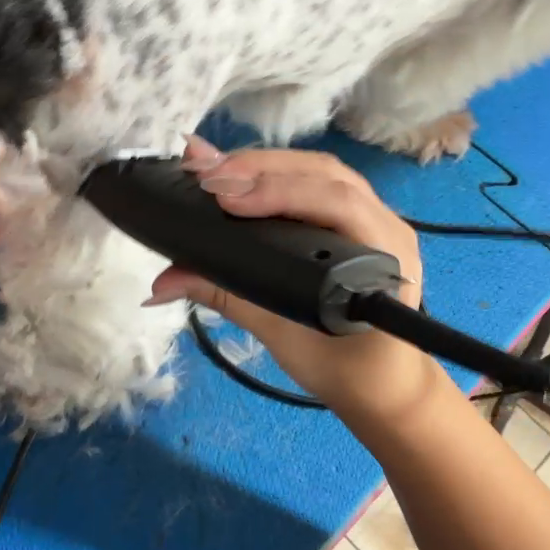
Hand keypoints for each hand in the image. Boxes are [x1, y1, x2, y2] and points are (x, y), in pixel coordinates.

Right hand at [148, 138, 455, 422]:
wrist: (382, 385)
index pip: (335, 203)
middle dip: (261, 168)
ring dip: (265, 164)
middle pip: (324, 174)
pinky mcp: (354, 218)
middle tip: (203, 173)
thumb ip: (228, 300)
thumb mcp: (284, 339)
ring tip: (212, 168)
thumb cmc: (345, 369)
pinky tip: (239, 174)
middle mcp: (386, 226)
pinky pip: (317, 181)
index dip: (278, 192)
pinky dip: (275, 173)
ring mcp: (375, 217)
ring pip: (320, 170)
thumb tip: (163, 283)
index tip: (226, 199)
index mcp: (385, 258)